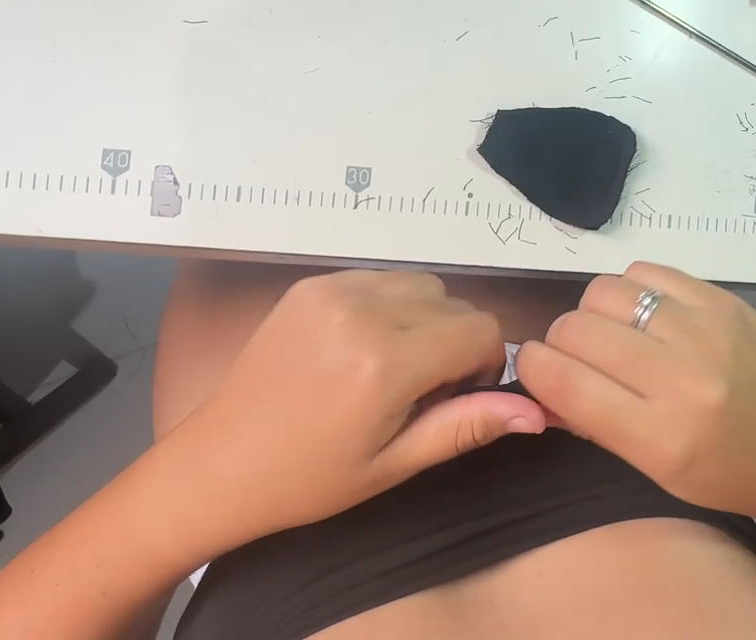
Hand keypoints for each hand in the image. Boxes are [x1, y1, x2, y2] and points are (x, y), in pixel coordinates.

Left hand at [183, 270, 544, 537]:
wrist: (219, 461)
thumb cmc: (310, 478)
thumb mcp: (393, 464)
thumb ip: (465, 426)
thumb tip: (536, 411)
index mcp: (386, 361)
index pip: (481, 329)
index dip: (482, 364)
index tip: (455, 395)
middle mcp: (364, 309)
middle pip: (454, 302)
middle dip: (455, 341)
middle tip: (418, 388)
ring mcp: (334, 289)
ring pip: (421, 284)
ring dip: (425, 317)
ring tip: (390, 363)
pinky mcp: (312, 282)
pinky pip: (380, 277)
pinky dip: (390, 304)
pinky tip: (360, 343)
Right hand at [516, 263, 755, 528]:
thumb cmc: (737, 477)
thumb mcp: (661, 473)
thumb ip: (595, 423)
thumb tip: (542, 381)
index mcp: (662, 437)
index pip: (560, 380)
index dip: (531, 368)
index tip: (535, 369)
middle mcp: (679, 376)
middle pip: (574, 329)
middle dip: (558, 343)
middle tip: (576, 359)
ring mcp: (703, 328)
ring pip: (602, 291)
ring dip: (591, 313)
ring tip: (612, 335)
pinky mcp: (721, 298)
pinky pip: (644, 271)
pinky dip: (630, 291)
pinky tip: (644, 315)